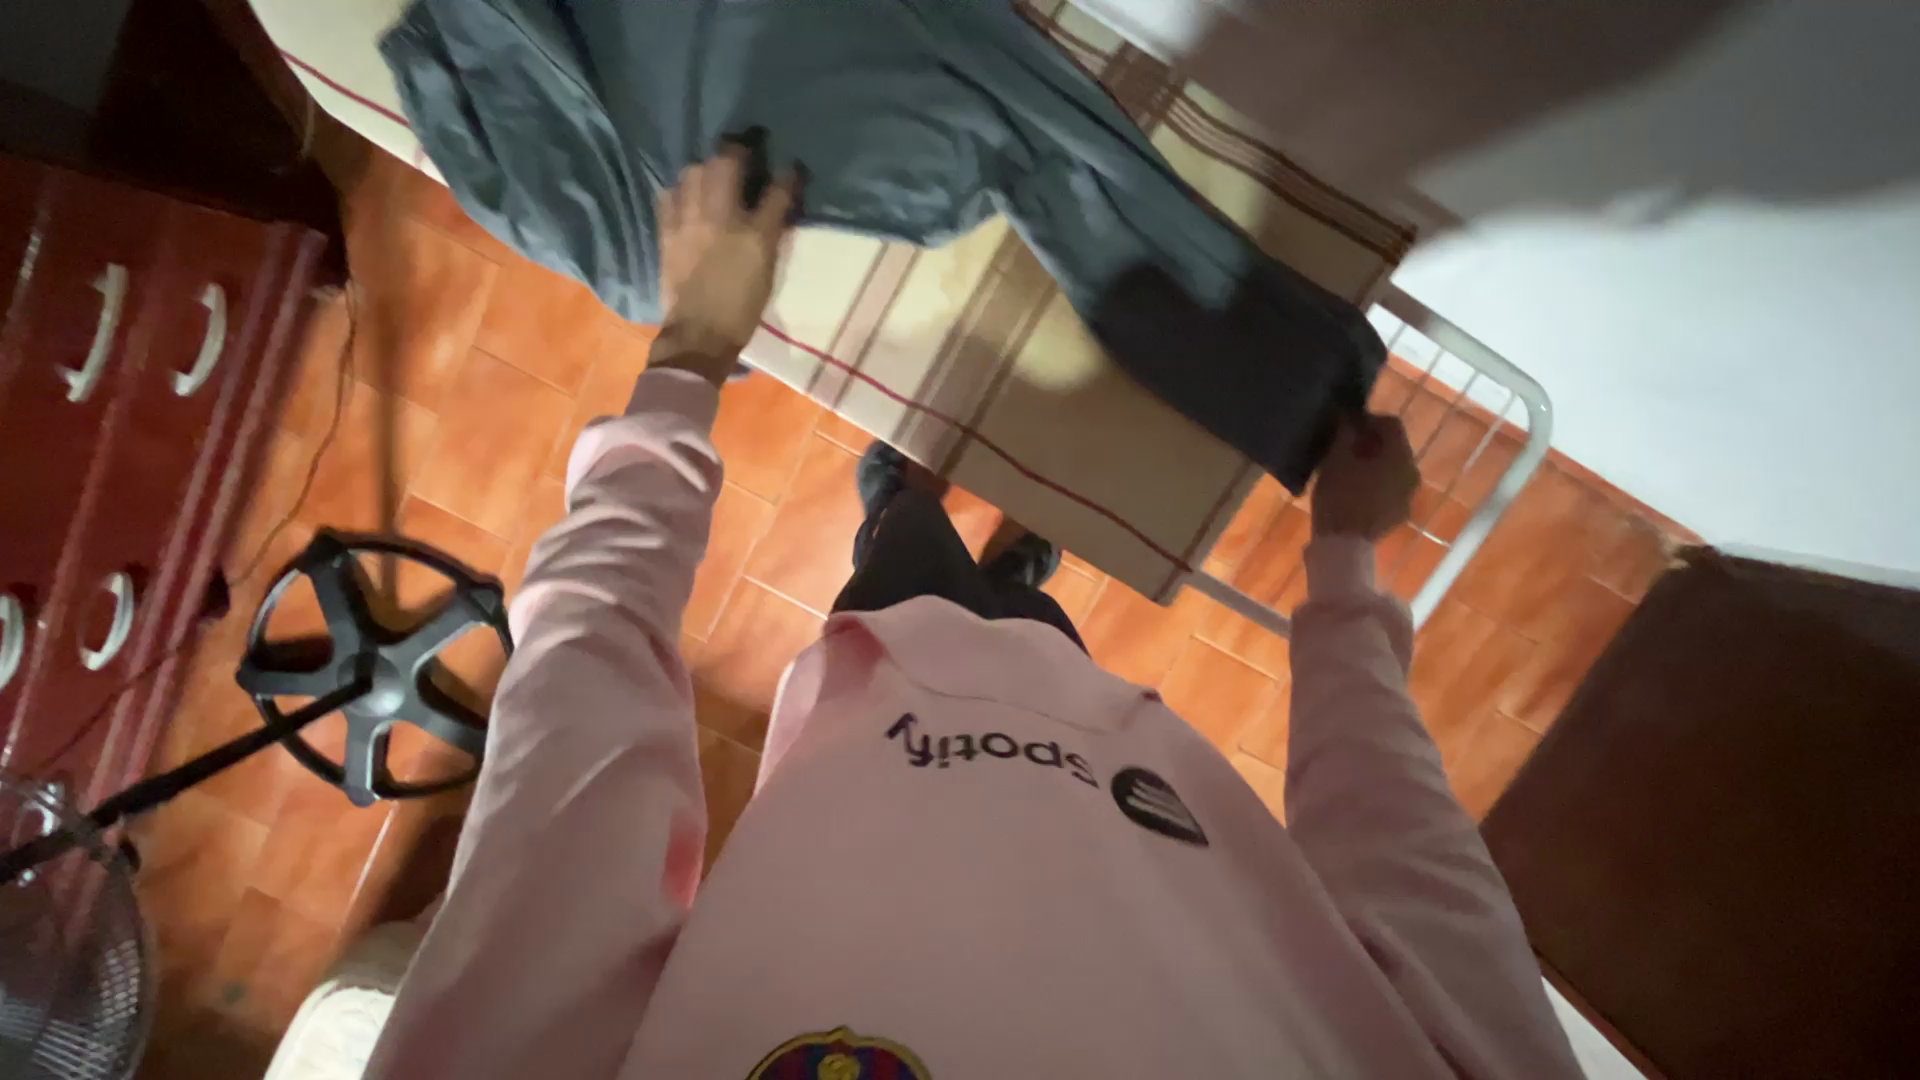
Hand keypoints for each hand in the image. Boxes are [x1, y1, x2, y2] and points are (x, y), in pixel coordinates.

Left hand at [651, 144, 799, 384]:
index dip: (789, 175)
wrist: (699, 335)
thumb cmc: (741, 312)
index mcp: (755, 235)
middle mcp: (721, 218)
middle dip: (740, 149)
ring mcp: (689, 221)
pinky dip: (683, 189)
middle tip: (748, 149)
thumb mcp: (768, 274)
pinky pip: (671, 193)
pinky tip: (689, 197)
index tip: (793, 168)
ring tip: (716, 172)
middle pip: (728, 161)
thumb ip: (771, 236)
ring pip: (696, 170)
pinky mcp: (666, 229)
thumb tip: (774, 209)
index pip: (778, 190)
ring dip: (709, 166)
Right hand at [1311, 413, 1418, 540]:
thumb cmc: (1338, 497)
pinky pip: (1388, 491)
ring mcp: (1408, 496)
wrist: (1343, 544)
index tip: (1344, 425)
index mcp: (1399, 455)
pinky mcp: (1398, 515)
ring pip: (1391, 471)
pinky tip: (1351, 494)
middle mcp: (1412, 472)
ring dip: (1372, 466)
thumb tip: (1347, 416)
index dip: (1367, 419)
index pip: (1390, 424)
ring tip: (1345, 473)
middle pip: (1393, 448)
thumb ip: (1345, 433)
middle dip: (1370, 444)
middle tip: (1342, 450)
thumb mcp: (1335, 459)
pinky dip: (1373, 486)